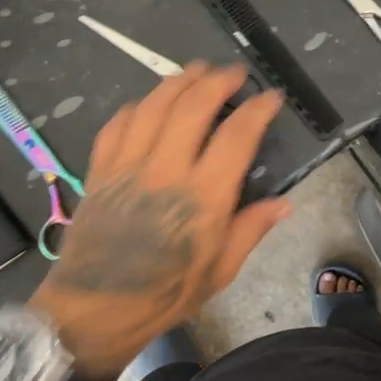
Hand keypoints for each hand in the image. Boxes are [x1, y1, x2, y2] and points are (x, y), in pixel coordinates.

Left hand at [31, 63, 288, 376]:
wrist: (97, 309)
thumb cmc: (167, 293)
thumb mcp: (222, 270)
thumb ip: (251, 229)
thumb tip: (284, 203)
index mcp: (204, 197)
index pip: (237, 136)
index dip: (257, 110)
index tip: (270, 97)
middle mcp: (166, 171)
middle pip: (192, 106)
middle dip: (217, 81)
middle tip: (233, 72)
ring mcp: (128, 166)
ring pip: (154, 106)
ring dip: (178, 81)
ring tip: (196, 71)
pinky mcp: (101, 170)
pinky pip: (118, 124)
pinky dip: (138, 106)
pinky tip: (149, 104)